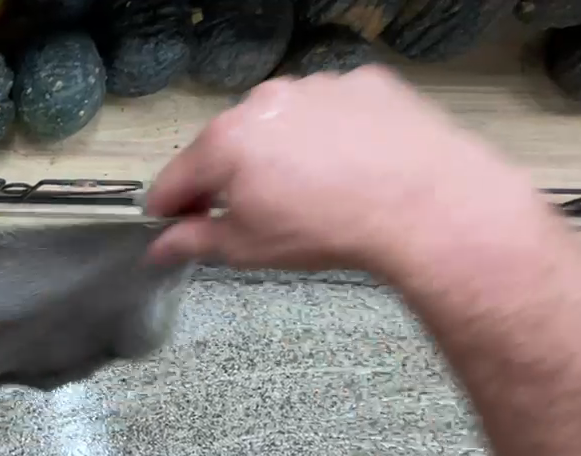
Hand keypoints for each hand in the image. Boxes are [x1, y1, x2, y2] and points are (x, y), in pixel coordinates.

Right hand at [146, 67, 548, 274]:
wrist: (423, 204)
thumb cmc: (321, 229)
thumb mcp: (241, 247)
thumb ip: (190, 242)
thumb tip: (158, 248)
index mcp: (223, 142)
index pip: (171, 180)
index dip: (167, 211)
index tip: (175, 228)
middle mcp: (262, 102)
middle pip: (218, 146)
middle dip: (218, 179)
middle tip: (239, 214)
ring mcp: (314, 86)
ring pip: (269, 125)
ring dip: (265, 154)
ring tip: (294, 190)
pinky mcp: (361, 82)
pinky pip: (319, 111)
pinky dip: (314, 135)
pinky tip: (334, 166)